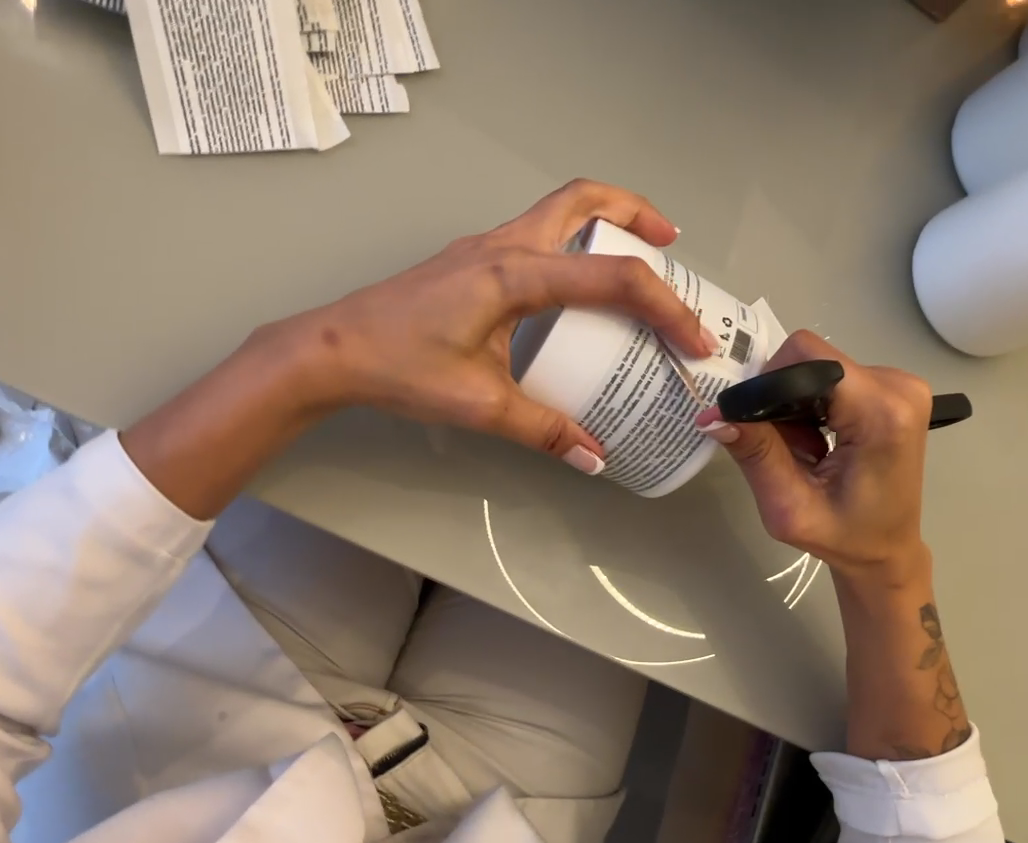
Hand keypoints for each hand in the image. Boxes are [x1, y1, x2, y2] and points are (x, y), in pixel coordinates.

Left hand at [279, 179, 715, 473]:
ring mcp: (482, 248)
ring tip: (629, 267)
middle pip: (584, 199)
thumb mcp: (480, 405)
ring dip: (601, 226)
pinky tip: (568, 296)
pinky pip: (534, 238)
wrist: (332, 350)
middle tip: (669, 249)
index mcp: (514, 275)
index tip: (694, 342)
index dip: (665, 309)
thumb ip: (544, 430)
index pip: (611, 279)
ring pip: (556, 211)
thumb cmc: (400, 368)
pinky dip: (567, 249)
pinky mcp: (469, 264)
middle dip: (636, 215)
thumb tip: (595, 457)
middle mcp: (503, 246)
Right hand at [694, 331, 932, 583]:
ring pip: (816, 367)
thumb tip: (714, 416)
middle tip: (783, 449)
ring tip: (803, 451)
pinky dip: (810, 405)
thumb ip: (756, 455)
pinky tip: (818, 442)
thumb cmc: (843, 536)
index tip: (750, 424)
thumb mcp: (788, 507)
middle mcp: (898, 386)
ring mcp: (899, 383)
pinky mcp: (892, 388)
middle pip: (810, 359)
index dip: (767, 382)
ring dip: (793, 406)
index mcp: (881, 413)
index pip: (806, 358)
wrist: (887, 549)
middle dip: (780, 399)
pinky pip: (831, 377)